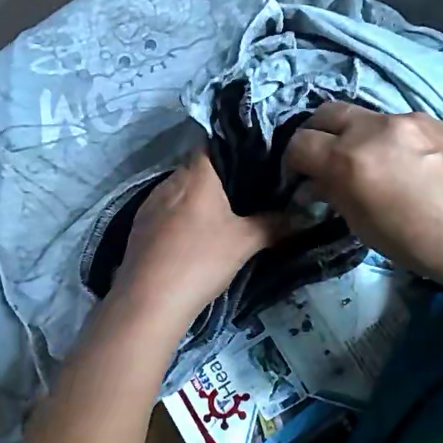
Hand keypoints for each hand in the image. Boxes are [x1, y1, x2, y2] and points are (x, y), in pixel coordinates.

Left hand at [113, 150, 287, 322]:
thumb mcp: (245, 243)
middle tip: (245, 190)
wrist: (150, 298)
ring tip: (221, 213)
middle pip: (197, 168)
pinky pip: (165, 210)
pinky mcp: (139, 226)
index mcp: (195, 174)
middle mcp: (169, 181)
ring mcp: (149, 203)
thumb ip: (274, 224)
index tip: (253, 159)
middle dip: (218, 177)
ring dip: (197, 198)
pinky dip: (181, 216)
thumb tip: (303, 214)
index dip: (233, 147)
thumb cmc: (200, 260)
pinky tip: (193, 234)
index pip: (212, 143)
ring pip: (179, 190)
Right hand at [284, 102, 442, 288]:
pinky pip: (392, 122)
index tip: (301, 177)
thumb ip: (335, 194)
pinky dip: (383, 137)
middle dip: (317, 134)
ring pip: (362, 116)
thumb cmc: (421, 244)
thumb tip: (319, 180)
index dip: (294, 161)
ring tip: (365, 163)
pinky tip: (400, 163)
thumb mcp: (363, 227)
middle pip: (325, 113)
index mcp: (349, 159)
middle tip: (323, 160)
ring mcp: (406, 119)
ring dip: (352, 135)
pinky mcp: (433, 119)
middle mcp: (373, 129)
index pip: (300, 143)